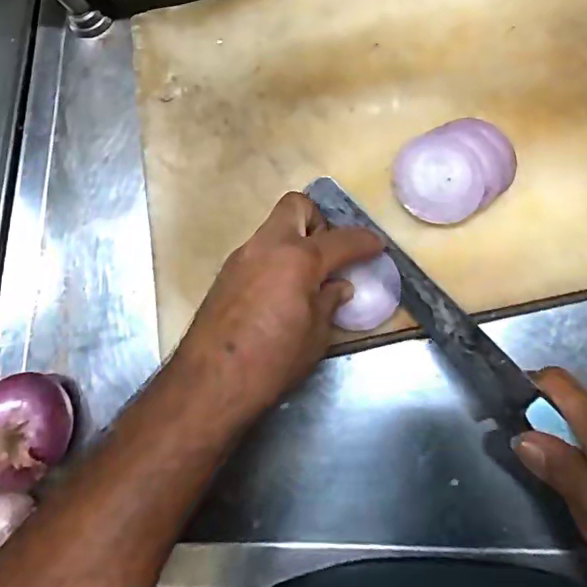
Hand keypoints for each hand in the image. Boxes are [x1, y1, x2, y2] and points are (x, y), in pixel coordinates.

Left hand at [171, 192, 383, 422]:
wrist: (209, 380)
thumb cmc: (271, 361)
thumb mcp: (314, 337)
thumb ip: (328, 303)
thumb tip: (338, 286)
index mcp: (297, 258)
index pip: (340, 240)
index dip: (363, 242)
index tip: (376, 245)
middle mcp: (267, 246)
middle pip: (296, 206)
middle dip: (318, 221)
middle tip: (328, 255)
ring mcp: (242, 255)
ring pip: (274, 228)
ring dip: (294, 241)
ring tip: (306, 279)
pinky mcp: (226, 272)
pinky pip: (259, 251)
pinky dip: (275, 260)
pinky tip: (280, 293)